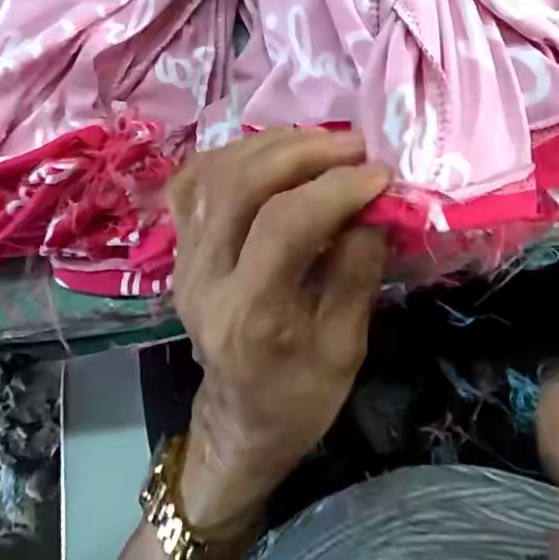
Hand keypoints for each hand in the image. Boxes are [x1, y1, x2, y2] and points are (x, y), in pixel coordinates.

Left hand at [166, 129, 389, 530]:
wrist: (238, 418)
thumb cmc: (299, 396)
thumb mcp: (346, 349)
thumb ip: (356, 273)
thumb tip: (373, 205)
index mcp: (249, 314)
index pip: (284, 226)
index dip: (334, 189)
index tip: (379, 175)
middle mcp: (205, 278)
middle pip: (240, 186)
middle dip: (301, 153)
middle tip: (352, 145)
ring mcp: (183, 259)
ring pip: (213, 174)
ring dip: (270, 145)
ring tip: (320, 141)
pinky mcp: (179, 248)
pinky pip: (193, 183)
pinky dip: (230, 155)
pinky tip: (268, 150)